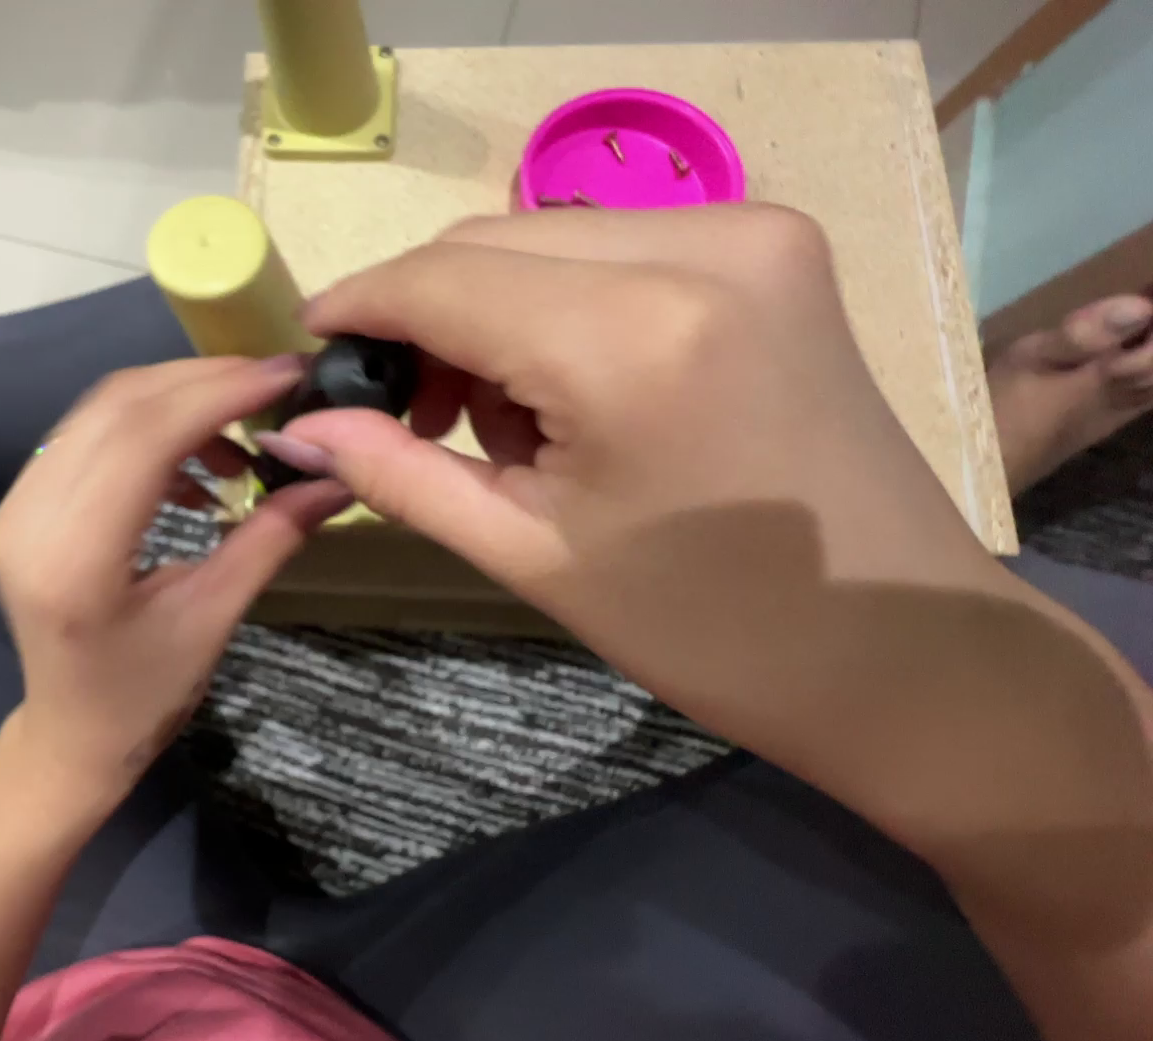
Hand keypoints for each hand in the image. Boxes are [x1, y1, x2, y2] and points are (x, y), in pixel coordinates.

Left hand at [0, 355, 352, 800]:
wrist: (70, 733)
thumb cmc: (142, 696)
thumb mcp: (213, 619)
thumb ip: (270, 538)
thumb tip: (338, 476)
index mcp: (74, 560)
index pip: (141, 438)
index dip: (216, 393)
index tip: (284, 375)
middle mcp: (28, 520)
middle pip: (116, 408)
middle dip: (201, 383)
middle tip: (272, 388)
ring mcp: (14, 508)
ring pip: (98, 412)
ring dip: (174, 403)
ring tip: (237, 439)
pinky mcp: (20, 505)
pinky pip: (86, 436)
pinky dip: (144, 430)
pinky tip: (190, 469)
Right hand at [274, 206, 1143, 818]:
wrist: (900, 650)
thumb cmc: (700, 626)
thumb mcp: (523, 552)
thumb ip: (393, 472)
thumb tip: (295, 429)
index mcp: (628, 337)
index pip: (440, 281)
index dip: (356, 307)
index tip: (308, 347)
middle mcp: (699, 246)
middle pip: (484, 244)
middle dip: (417, 319)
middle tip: (397, 412)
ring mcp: (750, 234)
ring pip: (539, 241)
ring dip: (481, 316)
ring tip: (491, 424)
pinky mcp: (772, 249)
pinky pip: (603, 249)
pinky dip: (547, 307)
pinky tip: (558, 394)